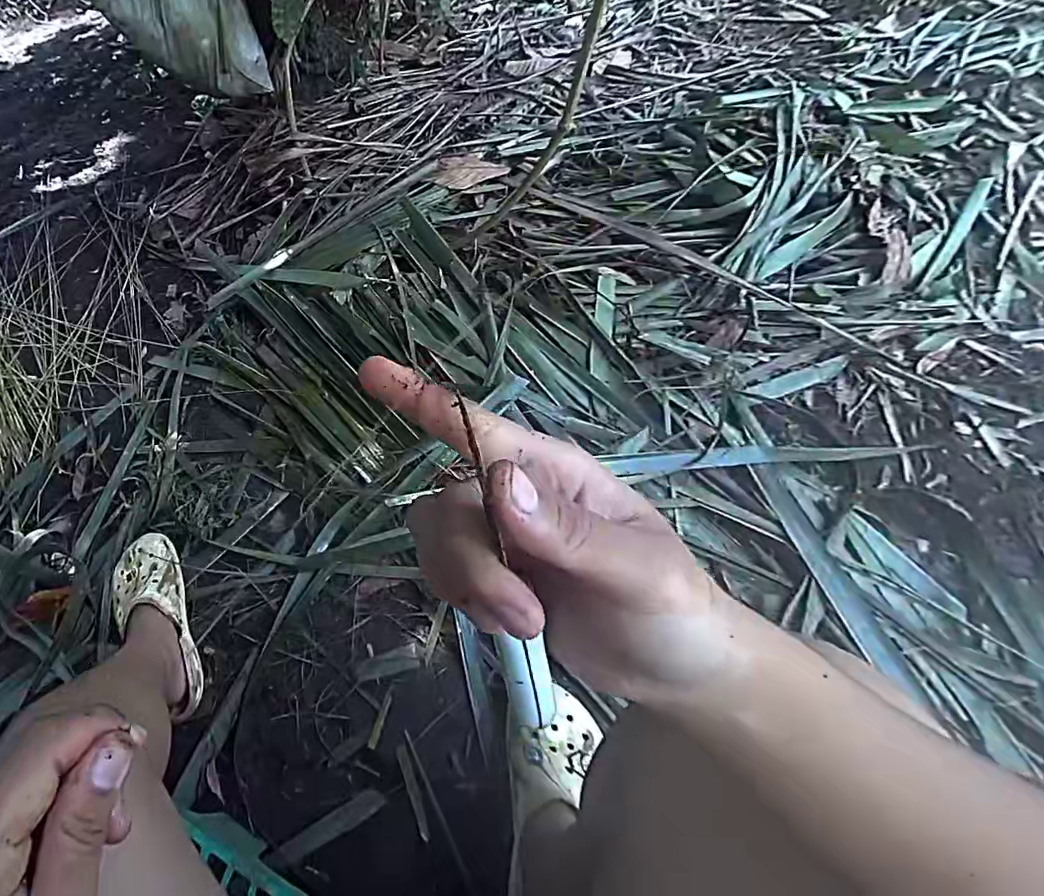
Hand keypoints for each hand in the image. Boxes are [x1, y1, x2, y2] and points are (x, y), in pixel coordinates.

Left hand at [0, 706, 143, 895]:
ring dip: (61, 777)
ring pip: (7, 765)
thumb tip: (114, 747)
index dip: (92, 728)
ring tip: (97, 828)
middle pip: (20, 752)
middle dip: (82, 758)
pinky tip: (55, 834)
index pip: (34, 749)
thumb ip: (79, 835)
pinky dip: (32, 798)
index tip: (135, 741)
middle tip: (120, 812)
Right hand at [359, 356, 743, 700]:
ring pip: (434, 540)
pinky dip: (467, 604)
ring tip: (527, 621)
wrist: (673, 670)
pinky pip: (440, 575)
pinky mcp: (483, 576)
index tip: (370, 373)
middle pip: (447, 503)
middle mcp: (511, 493)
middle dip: (472, 562)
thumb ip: (568, 528)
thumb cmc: (670, 604)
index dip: (420, 398)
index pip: (476, 425)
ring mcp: (494, 536)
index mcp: (549, 469)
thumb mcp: (638, 569)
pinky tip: (512, 625)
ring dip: (469, 586)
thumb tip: (497, 483)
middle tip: (524, 612)